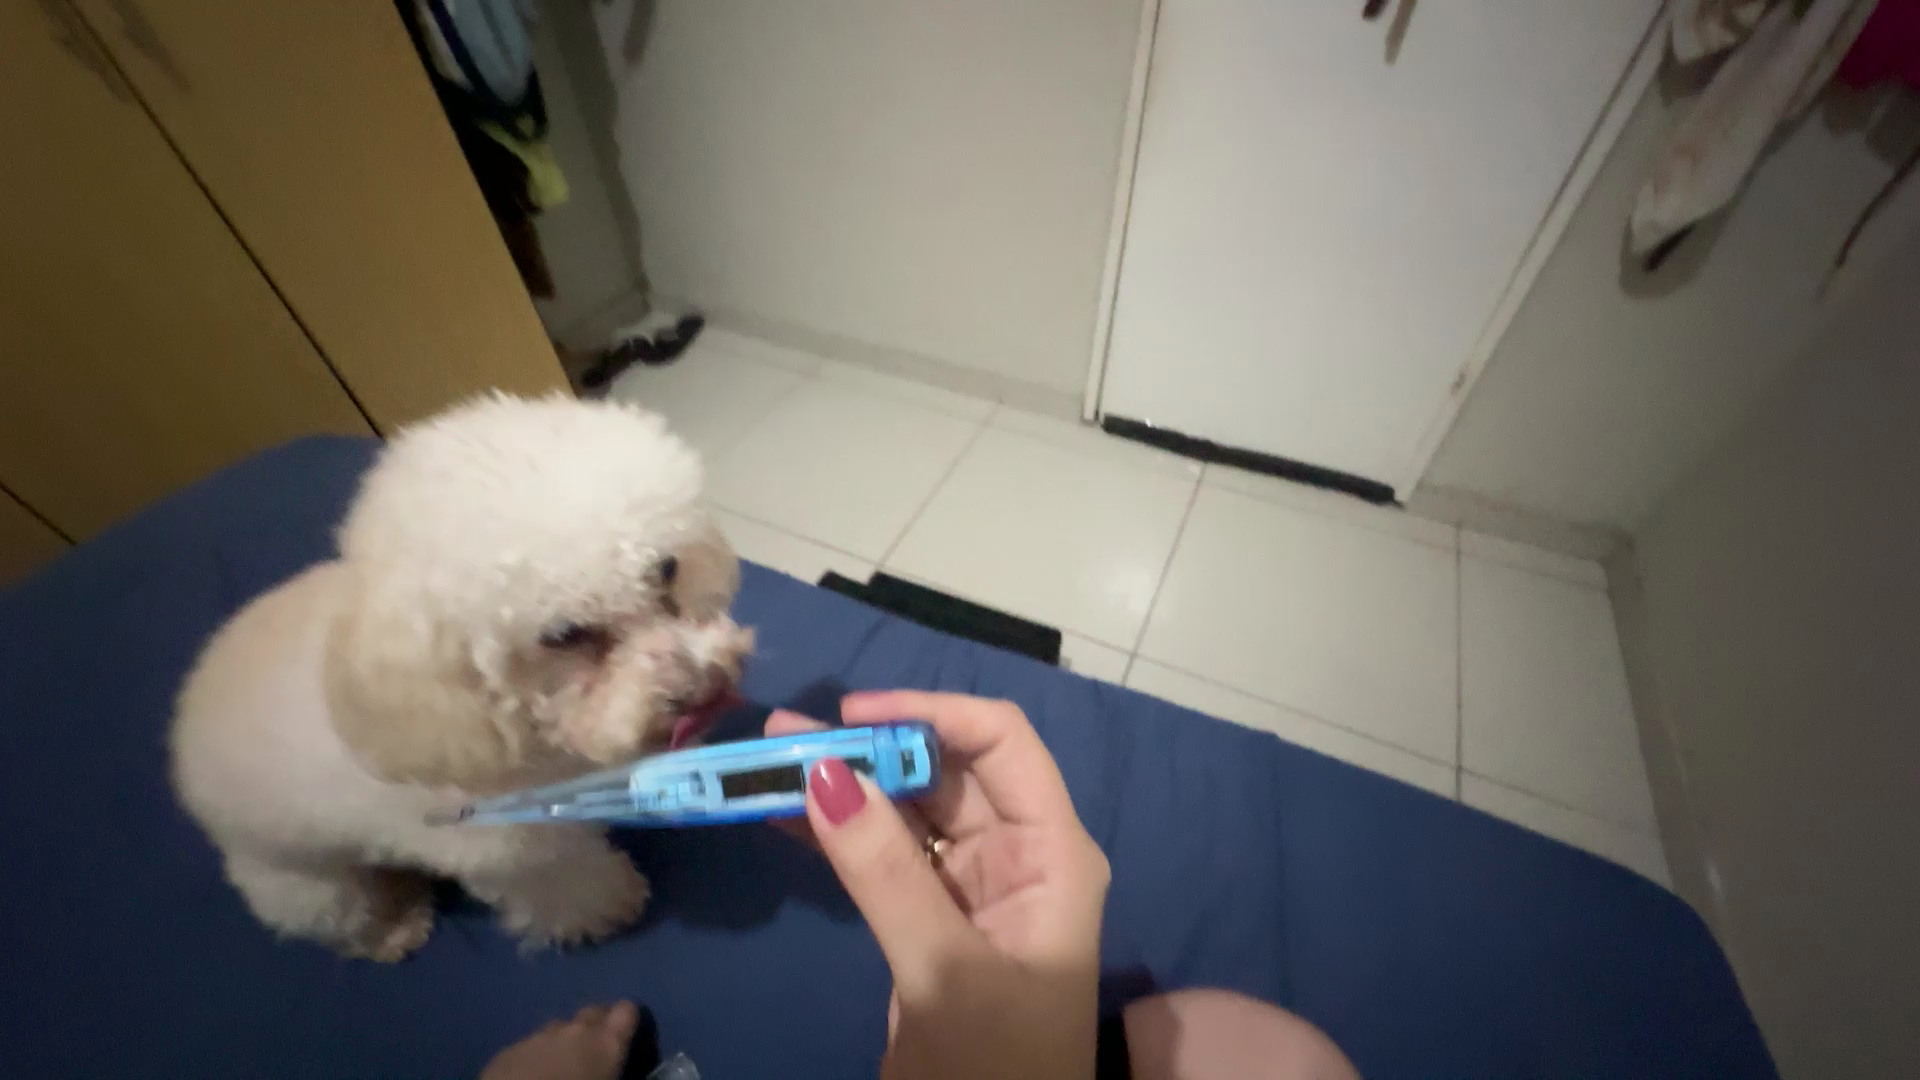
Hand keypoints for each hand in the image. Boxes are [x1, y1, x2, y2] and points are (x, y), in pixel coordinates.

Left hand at [479, 1002, 637, 1079]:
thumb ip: (614, 1070)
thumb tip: (614, 1067)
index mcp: (607, 1043)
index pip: (628, 1010)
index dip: (626, 1022)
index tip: (624, 1038)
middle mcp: (577, 1030)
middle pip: (593, 1011)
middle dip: (594, 1027)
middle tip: (590, 1054)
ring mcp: (539, 1037)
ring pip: (558, 1028)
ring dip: (561, 1042)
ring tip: (554, 1069)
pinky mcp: (508, 1051)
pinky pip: (528, 1046)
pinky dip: (532, 1057)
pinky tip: (527, 1078)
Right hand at [767, 691, 1109, 1079]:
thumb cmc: (999, 1070)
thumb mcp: (946, 971)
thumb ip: (885, 872)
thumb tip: (824, 773)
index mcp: (1051, 848)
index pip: (1000, 742)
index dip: (931, 712)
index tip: (853, 713)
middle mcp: (1017, 846)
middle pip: (945, 768)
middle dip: (871, 747)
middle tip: (790, 734)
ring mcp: (971, 876)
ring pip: (906, 805)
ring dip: (845, 782)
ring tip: (771, 758)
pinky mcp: (930, 906)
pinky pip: (883, 850)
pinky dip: (837, 830)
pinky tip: (783, 813)